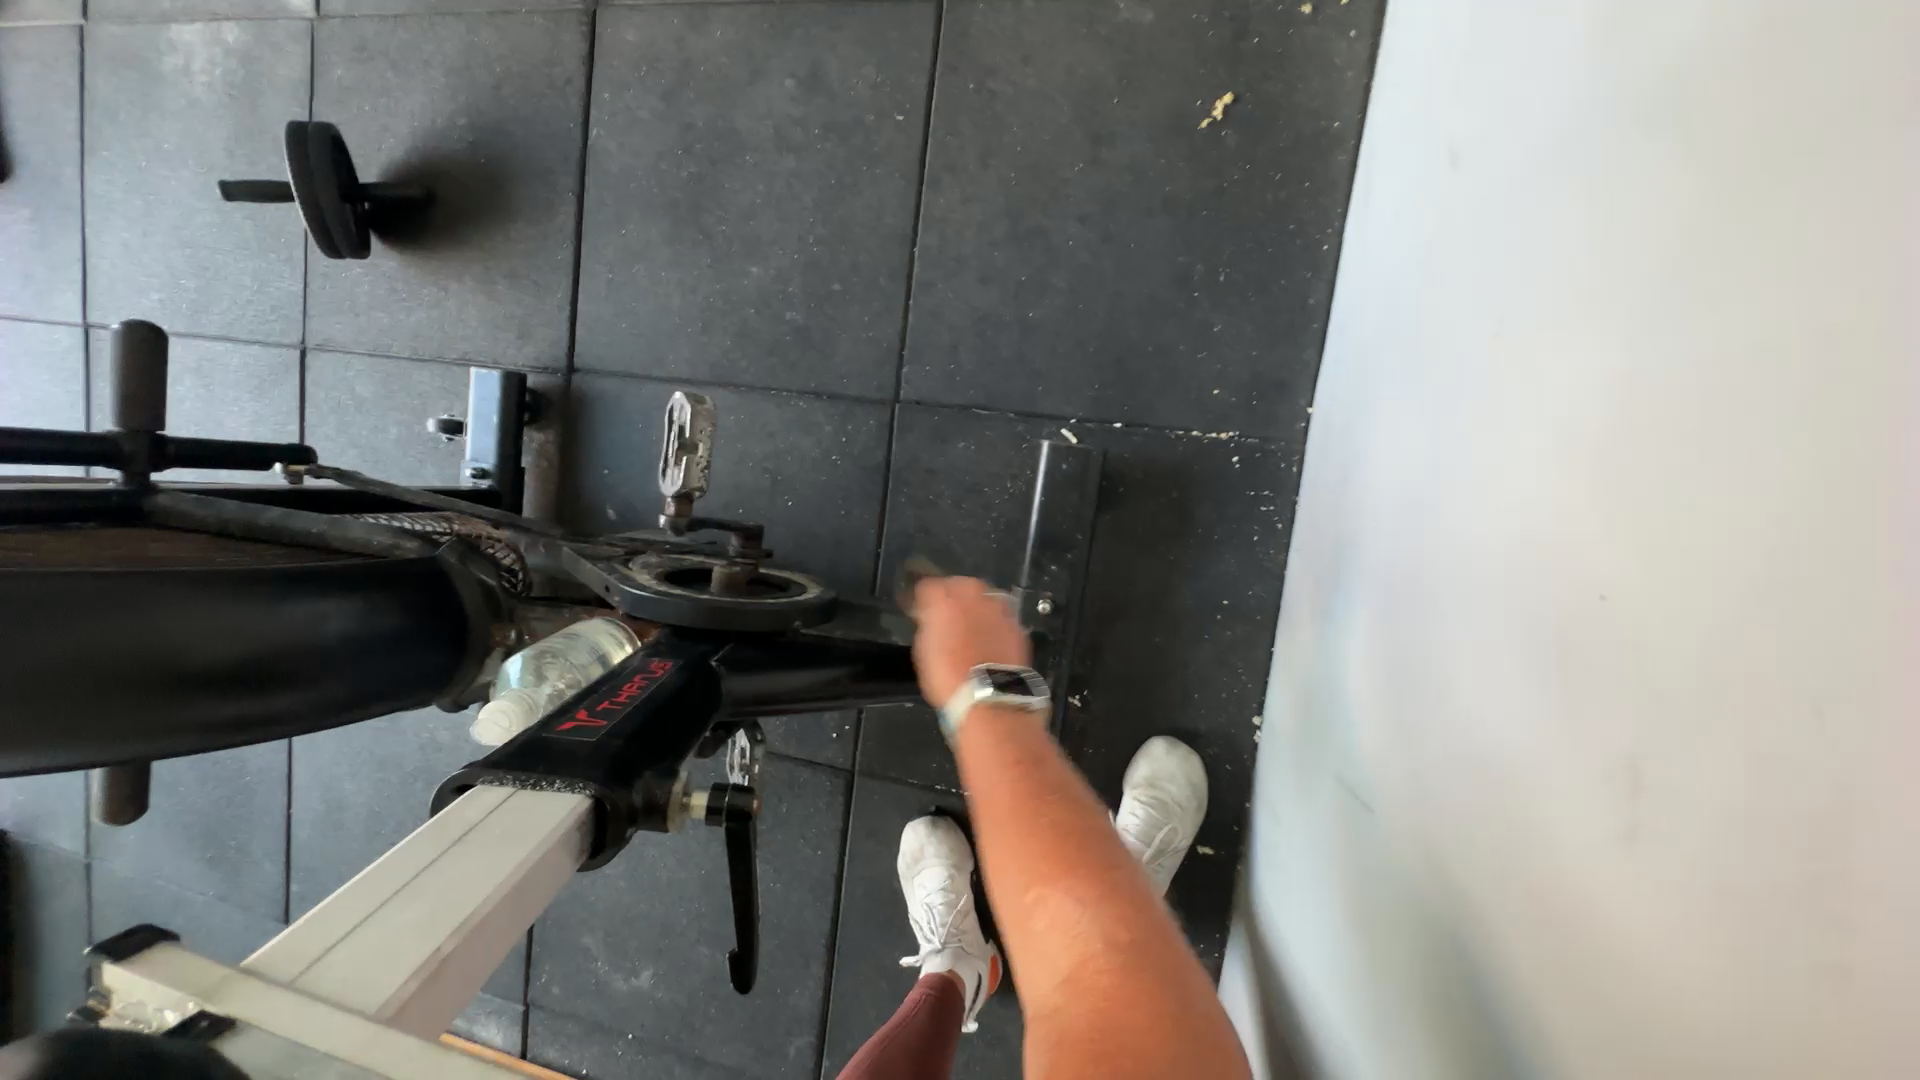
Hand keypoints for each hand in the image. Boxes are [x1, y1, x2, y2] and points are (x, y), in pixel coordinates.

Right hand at [910, 576, 1032, 705]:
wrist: (988, 697)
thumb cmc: (947, 675)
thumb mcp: (923, 648)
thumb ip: (927, 622)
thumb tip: (928, 615)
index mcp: (942, 597)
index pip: (927, 585)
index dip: (922, 599)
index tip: (919, 611)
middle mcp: (973, 594)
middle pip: (958, 585)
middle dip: (951, 598)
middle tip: (945, 618)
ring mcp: (998, 607)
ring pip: (983, 598)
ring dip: (975, 608)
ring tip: (969, 628)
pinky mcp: (1016, 624)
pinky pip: (1000, 617)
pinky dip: (993, 624)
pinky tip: (988, 640)